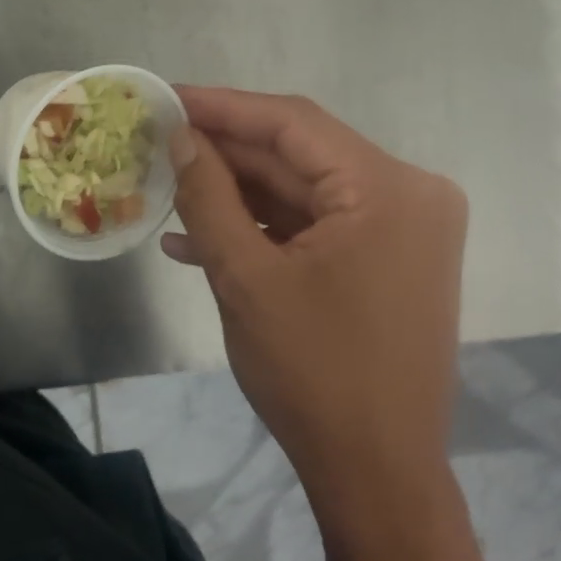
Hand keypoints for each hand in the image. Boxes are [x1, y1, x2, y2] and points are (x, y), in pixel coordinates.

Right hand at [161, 88, 468, 492]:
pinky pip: (310, 226)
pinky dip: (256, 228)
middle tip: (153, 140)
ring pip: (298, 190)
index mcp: (388, 190)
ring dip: (231, 192)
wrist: (372, 463)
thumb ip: (208, 195)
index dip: (221, 105)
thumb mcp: (243, 274)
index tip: (161, 97)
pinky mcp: (382, 262)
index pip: (292, 123)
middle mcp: (407, 197)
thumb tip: (180, 136)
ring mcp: (399, 231)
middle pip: (297, 154)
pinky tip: (193, 240)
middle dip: (221, 151)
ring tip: (162, 188)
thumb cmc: (311, 366)